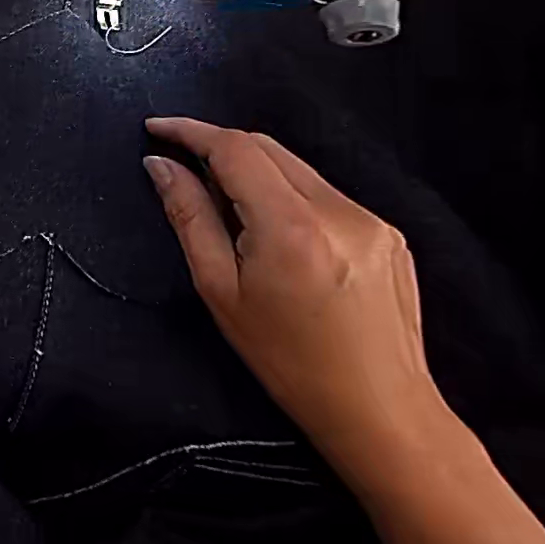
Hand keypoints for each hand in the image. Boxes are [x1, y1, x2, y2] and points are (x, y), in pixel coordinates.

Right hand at [144, 117, 440, 457]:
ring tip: (230, 208)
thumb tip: (161, 166)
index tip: (157, 128)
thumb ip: (189, 215)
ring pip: (293, 165)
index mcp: (291, 227)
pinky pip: (321, 190)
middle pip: (264, 146)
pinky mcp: (387, 229)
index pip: (234, 148)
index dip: (190, 130)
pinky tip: (278, 233)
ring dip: (253, 169)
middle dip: (218, 146)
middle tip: (183, 166)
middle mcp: (336, 210)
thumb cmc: (289, 361)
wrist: (383, 415)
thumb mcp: (220, 290)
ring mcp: (369, 217)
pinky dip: (287, 192)